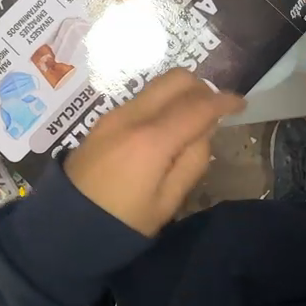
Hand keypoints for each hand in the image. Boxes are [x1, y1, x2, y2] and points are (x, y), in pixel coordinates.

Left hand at [64, 69, 243, 236]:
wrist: (64, 226)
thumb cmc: (121, 224)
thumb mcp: (167, 202)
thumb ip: (192, 161)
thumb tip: (205, 130)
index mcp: (152, 140)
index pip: (198, 106)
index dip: (224, 101)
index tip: (241, 104)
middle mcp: (132, 116)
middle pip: (176, 79)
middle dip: (202, 87)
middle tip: (216, 110)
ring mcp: (114, 114)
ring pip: (157, 85)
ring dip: (181, 93)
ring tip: (193, 120)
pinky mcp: (103, 119)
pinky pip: (142, 98)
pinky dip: (162, 102)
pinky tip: (167, 127)